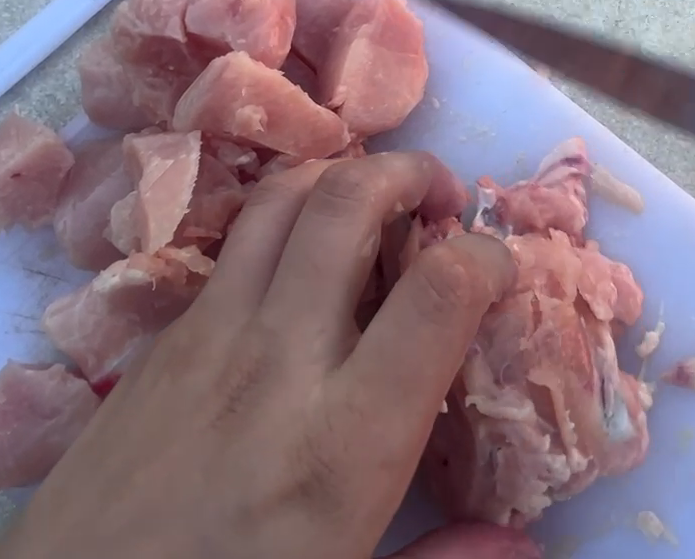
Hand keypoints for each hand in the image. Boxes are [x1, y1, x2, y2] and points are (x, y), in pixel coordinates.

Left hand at [0, 153, 536, 558]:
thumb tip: (533, 552)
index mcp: (345, 441)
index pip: (438, 295)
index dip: (487, 259)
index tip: (499, 268)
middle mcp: (278, 360)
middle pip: (349, 202)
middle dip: (410, 173)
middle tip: (439, 199)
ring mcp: (208, 334)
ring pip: (283, 197)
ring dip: (343, 176)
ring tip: (375, 205)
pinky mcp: (161, 334)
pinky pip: (234, 240)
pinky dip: (286, 217)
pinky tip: (299, 261)